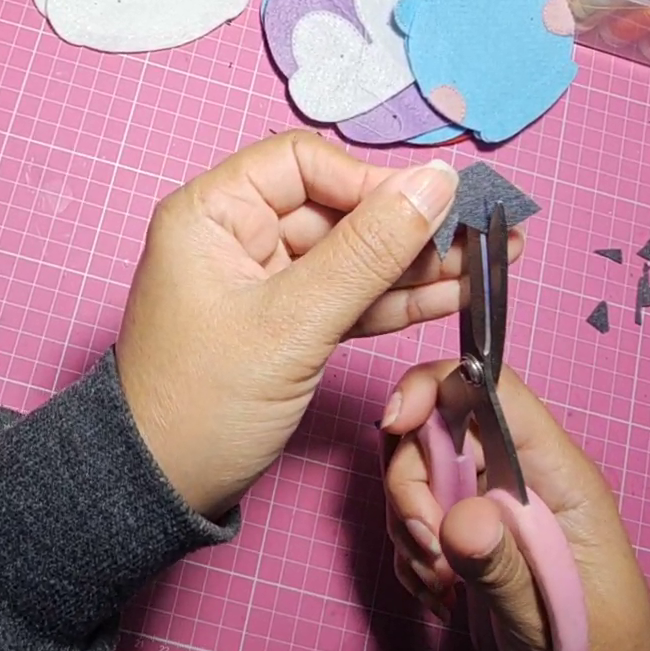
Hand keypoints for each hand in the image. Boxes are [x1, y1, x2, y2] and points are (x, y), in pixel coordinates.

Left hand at [117, 131, 479, 518]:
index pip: (303, 164)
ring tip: (486, 262)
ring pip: (349, 254)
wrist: (163, 486)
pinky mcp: (284, 320)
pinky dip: (393, 298)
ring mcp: (263, 279)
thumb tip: (433, 184)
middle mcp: (236, 234)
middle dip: (407, 225)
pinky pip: (346, 295)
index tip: (432, 205)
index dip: (370, 181)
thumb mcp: (291, 323)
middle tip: (484, 234)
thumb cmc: (200, 402)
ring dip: (413, 263)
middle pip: (335, 208)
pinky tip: (450, 294)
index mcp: (213, 213)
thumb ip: (367, 252)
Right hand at [382, 362, 649, 650]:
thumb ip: (505, 571)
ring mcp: (486, 499)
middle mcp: (515, 472)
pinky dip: (409, 553)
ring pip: (413, 472)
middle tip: (429, 550)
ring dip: (408, 528)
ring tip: (441, 586)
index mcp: (554, 472)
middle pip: (434, 430)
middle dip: (410, 484)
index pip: (490, 388)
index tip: (396, 421)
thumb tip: (457, 520)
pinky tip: (439, 596)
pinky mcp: (463, 528)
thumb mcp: (553, 624)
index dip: (434, 385)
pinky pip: (410, 514)